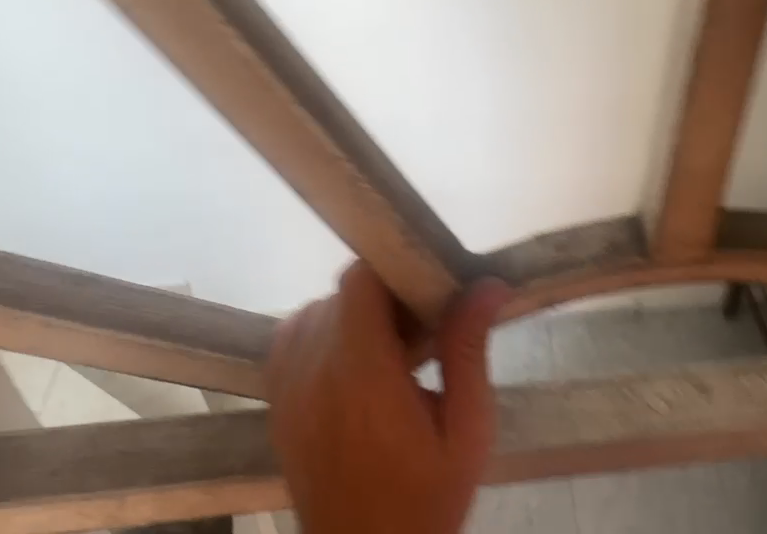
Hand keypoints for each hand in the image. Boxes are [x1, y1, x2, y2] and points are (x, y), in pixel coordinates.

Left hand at [268, 264, 509, 533]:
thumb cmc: (426, 498)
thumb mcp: (466, 431)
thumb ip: (468, 351)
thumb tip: (488, 284)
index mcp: (363, 377)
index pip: (359, 281)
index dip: (393, 269)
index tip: (427, 287)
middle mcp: (315, 373)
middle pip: (342, 294)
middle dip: (384, 296)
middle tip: (422, 327)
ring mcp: (288, 388)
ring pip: (316, 310)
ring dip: (353, 315)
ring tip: (390, 350)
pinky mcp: (277, 403)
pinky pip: (292, 338)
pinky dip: (321, 334)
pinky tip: (352, 363)